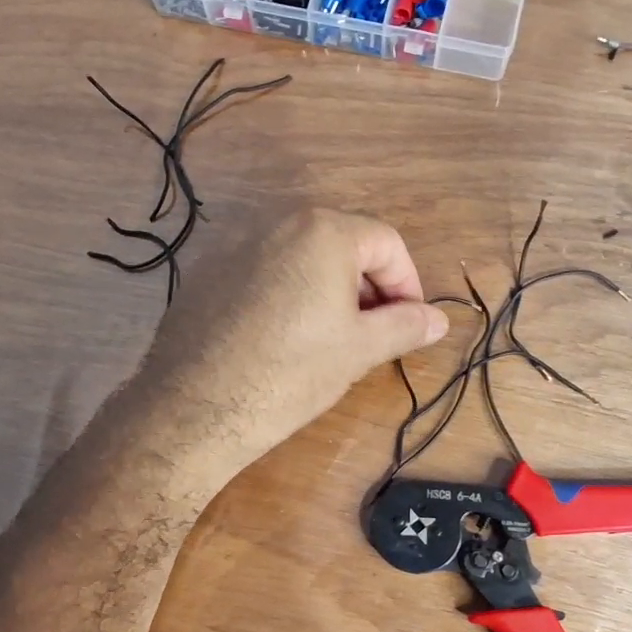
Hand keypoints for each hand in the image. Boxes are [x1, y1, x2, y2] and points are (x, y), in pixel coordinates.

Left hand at [134, 210, 448, 474]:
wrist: (192, 409)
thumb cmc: (289, 375)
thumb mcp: (358, 351)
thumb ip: (405, 326)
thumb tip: (438, 319)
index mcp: (322, 231)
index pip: (387, 242)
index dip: (408, 284)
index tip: (409, 325)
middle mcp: (275, 222)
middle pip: (342, 244)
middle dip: (368, 287)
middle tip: (371, 335)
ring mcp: (234, 245)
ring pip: (300, 258)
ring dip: (327, 291)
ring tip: (327, 340)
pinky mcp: (205, 273)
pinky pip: (263, 273)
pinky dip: (285, 295)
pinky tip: (278, 340)